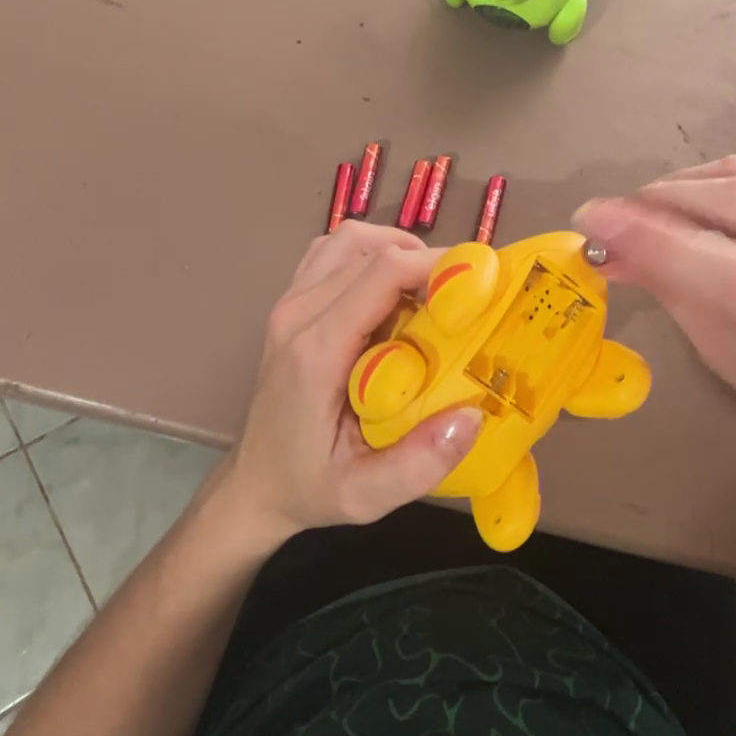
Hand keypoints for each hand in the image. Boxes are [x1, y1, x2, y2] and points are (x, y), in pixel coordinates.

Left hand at [214, 222, 482, 539]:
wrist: (254, 485)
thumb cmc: (309, 487)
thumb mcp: (364, 496)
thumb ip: (418, 464)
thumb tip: (473, 417)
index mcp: (317, 350)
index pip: (382, 273)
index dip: (435, 264)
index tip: (481, 280)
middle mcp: (298, 314)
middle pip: (370, 249)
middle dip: (426, 259)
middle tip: (466, 293)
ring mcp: (289, 303)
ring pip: (350, 240)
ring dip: (396, 251)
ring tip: (430, 288)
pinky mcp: (290, 304)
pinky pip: (332, 253)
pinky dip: (369, 256)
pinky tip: (391, 292)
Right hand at [573, 156, 735, 487]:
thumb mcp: (727, 359)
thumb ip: (677, 296)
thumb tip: (612, 251)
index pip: (727, 268)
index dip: (654, 238)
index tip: (591, 220)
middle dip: (664, 197)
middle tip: (613, 212)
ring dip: (686, 182)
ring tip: (643, 205)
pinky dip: (714, 182)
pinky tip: (685, 200)